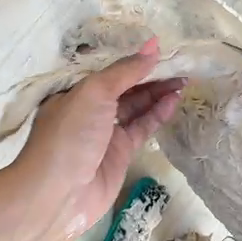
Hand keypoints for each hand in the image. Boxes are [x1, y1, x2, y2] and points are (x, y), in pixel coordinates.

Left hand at [8, 39, 183, 240]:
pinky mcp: (121, 152)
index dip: (135, 59)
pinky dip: (158, 113)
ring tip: (184, 79)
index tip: (163, 48)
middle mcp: (90, 108)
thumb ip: (125, 70)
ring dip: (159, 92)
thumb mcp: (94, 93)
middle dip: (151, 75)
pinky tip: (174, 99)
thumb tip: (153, 45)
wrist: (57, 196)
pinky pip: (143, 126)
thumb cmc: (69, 135)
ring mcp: (106, 131)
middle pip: (126, 86)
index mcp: (77, 90)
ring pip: (137, 105)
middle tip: (181, 63)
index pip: (111, 69)